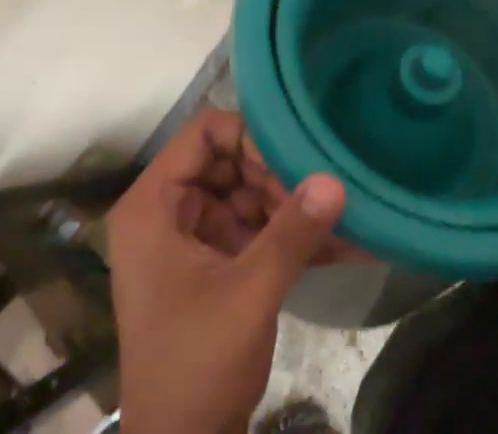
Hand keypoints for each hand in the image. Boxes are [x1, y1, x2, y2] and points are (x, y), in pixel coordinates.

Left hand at [106, 109, 354, 432]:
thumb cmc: (196, 362)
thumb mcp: (248, 293)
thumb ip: (292, 233)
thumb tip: (336, 177)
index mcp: (153, 208)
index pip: (204, 134)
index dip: (251, 138)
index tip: (296, 162)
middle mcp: (170, 214)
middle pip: (231, 162)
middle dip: (279, 176)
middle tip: (322, 198)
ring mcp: (194, 240)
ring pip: (250, 194)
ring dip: (294, 206)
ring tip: (343, 218)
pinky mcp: (218, 265)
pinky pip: (258, 230)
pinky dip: (293, 235)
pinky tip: (345, 241)